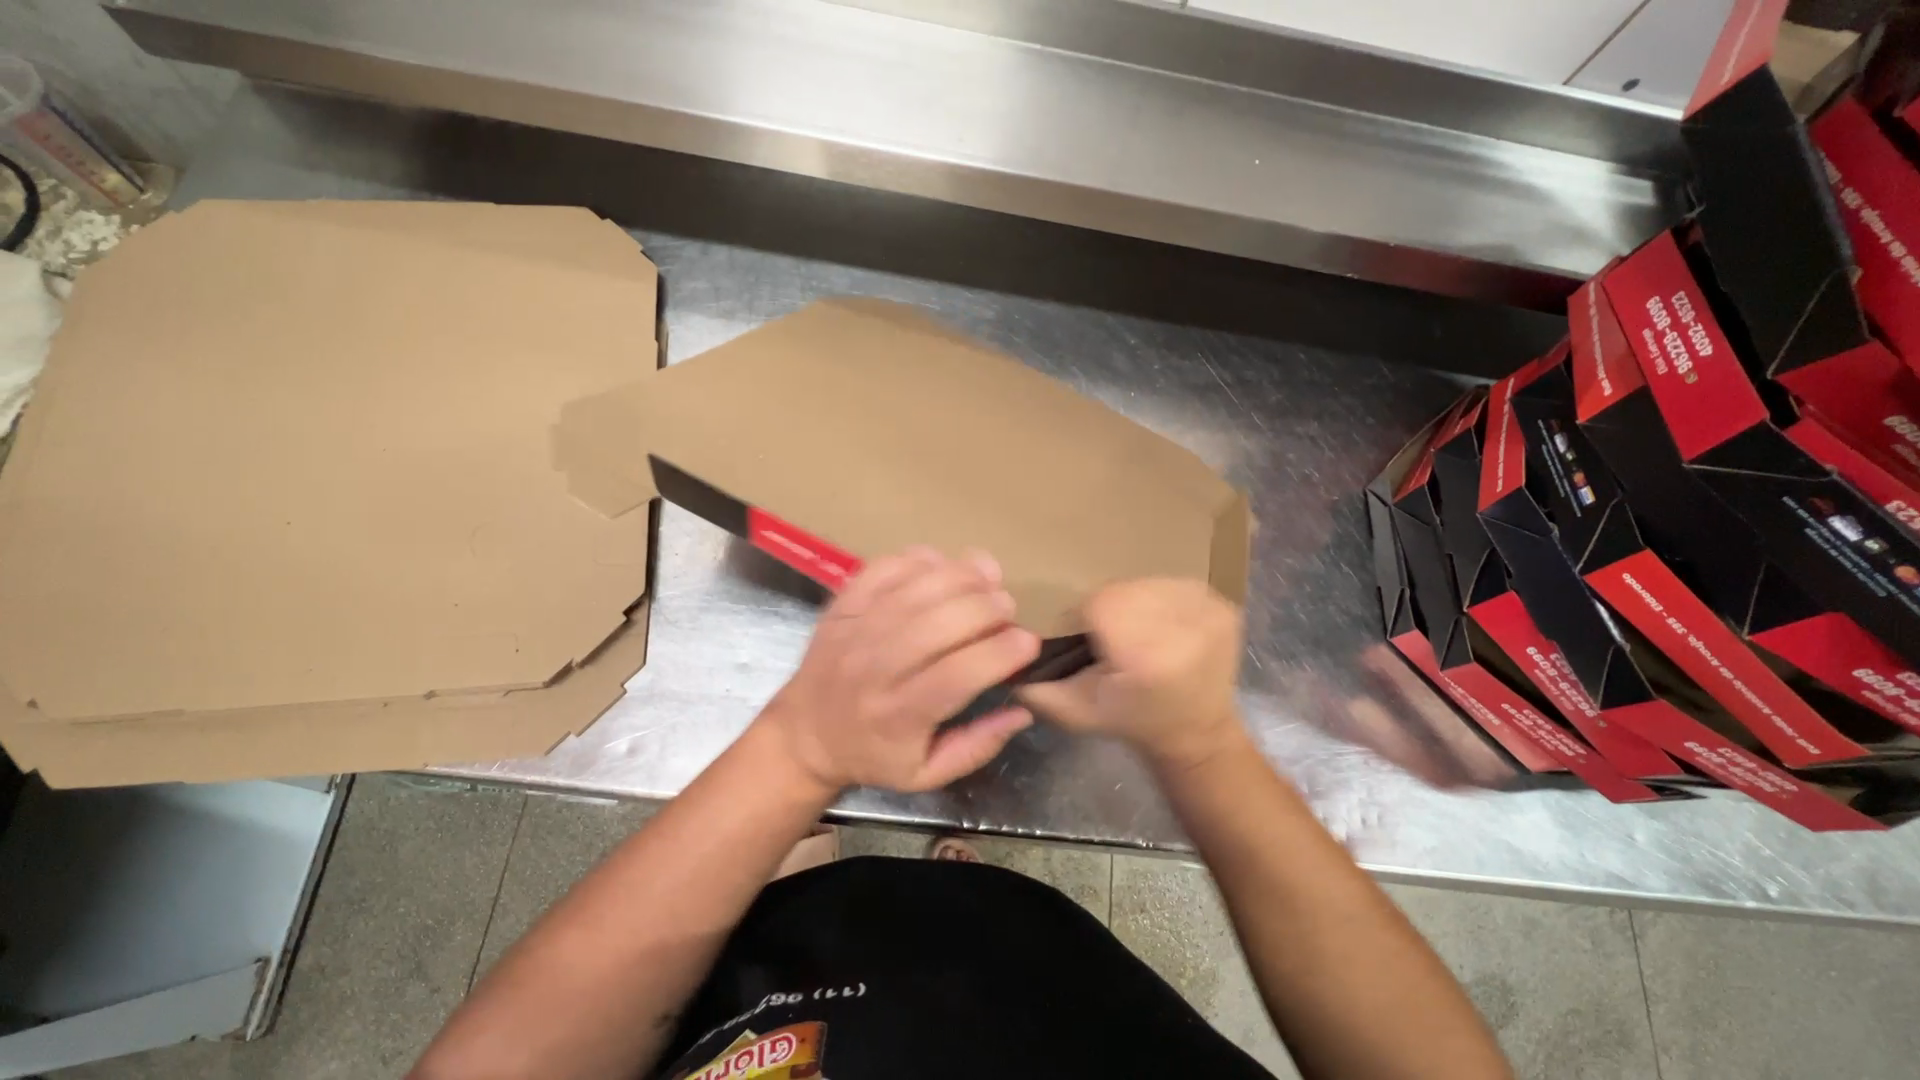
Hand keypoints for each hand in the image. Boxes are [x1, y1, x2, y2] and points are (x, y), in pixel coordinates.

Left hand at [760, 547, 1041, 794]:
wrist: (804, 734)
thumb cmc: (873, 755)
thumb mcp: (927, 774)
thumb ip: (978, 746)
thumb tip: (1023, 711)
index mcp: (900, 715)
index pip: (957, 674)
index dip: (1001, 653)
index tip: (1029, 643)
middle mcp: (876, 667)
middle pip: (941, 621)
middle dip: (988, 607)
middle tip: (1008, 610)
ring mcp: (857, 629)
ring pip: (917, 588)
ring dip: (963, 575)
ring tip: (988, 581)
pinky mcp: (845, 603)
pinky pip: (887, 567)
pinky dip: (922, 560)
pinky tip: (945, 569)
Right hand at [1020, 579, 1245, 768]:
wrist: (1197, 734)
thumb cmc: (1131, 722)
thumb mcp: (1076, 712)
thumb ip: (1035, 688)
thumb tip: (1003, 656)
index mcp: (1146, 656)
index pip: (1102, 602)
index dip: (1088, 615)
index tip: (1088, 636)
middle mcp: (1184, 630)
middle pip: (1127, 588)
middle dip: (1112, 606)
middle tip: (1110, 633)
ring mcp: (1211, 615)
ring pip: (1151, 581)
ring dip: (1137, 599)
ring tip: (1135, 626)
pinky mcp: (1226, 608)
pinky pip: (1177, 584)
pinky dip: (1164, 598)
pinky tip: (1160, 622)